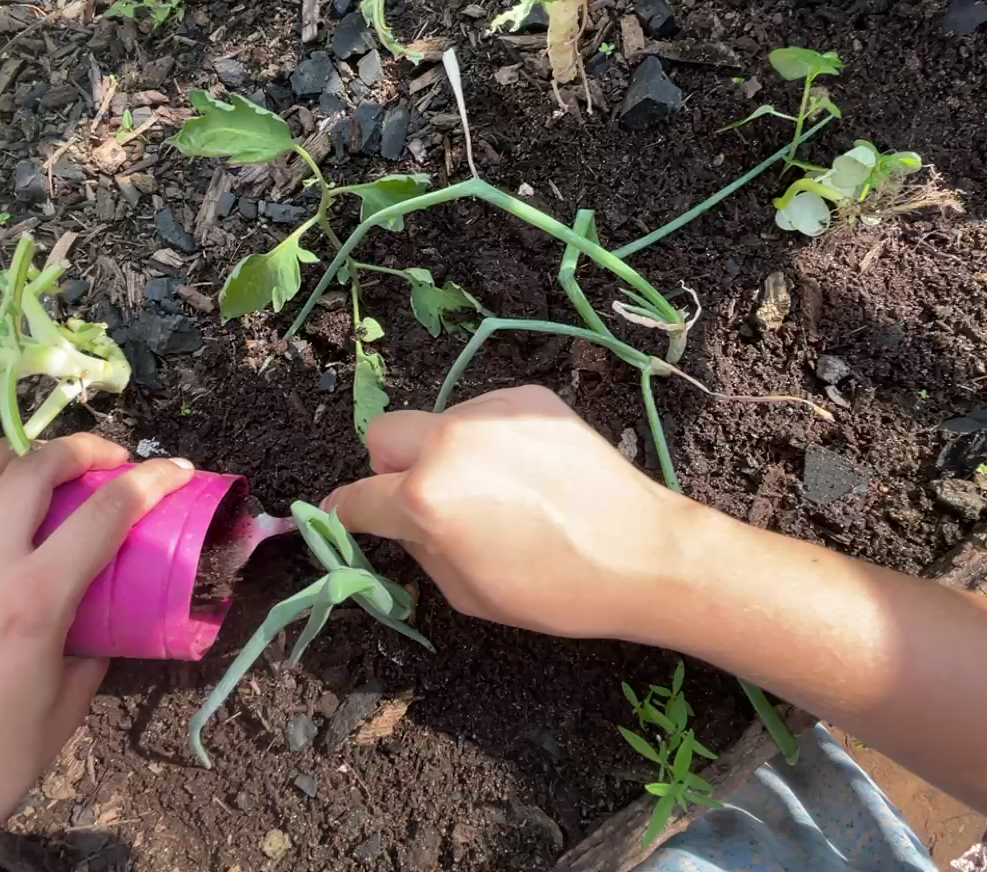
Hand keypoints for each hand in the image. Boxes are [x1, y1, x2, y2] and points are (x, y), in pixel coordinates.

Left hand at [0, 436, 193, 871]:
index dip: (153, 480)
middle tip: (103, 461)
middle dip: (78, 450)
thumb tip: (104, 612)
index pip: (107, 514)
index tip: (176, 469)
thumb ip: (93, 643)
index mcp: (34, 600)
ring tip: (27, 468)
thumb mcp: (70, 702)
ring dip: (2, 460)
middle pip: (30, 471)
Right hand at [323, 385, 713, 641]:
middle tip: (425, 498)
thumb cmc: (553, 589)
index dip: (344, 513)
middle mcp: (449, 441)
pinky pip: (482, 414)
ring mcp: (490, 410)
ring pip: (437, 422)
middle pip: (382, 434)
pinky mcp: (527, 395)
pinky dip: (486, 439)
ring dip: (445, 452)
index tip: (344, 517)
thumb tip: (391, 519)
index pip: (357, 497)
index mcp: (428, 498)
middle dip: (389, 467)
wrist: (642, 551)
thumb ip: (416, 547)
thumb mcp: (466, 592)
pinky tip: (526, 468)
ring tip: (496, 487)